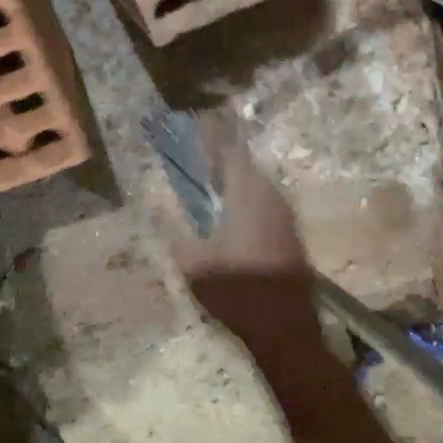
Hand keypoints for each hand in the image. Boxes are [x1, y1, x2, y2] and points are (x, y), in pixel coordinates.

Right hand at [168, 111, 312, 336]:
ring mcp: (284, 216)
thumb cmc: (235, 292)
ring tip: (211, 165)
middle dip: (223, 147)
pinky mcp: (289, 233)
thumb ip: (172, 226)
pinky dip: (244, 190)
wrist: (285, 328)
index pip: (229, 151)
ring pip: (256, 181)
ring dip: (235, 170)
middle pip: (245, 162)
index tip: (202, 113)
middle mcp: (269, 198)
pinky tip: (230, 201)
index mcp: (246, 197)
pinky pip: (263, 198)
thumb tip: (153, 199)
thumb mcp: (192, 261)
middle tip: (201, 137)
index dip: (215, 132)